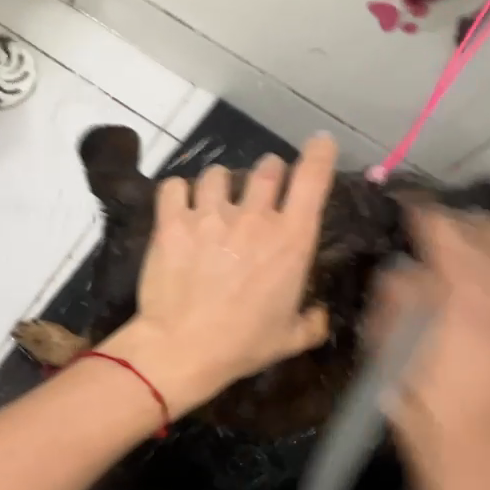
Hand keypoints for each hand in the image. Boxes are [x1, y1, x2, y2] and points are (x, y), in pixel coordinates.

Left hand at [98, 135, 336, 417]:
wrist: (182, 347)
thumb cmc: (241, 344)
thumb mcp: (291, 338)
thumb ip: (311, 320)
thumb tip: (318, 313)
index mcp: (292, 240)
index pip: (313, 178)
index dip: (318, 154)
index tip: (318, 143)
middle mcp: (254, 219)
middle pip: (265, 169)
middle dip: (266, 172)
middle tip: (258, 187)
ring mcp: (210, 218)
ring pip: (217, 174)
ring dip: (218, 183)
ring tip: (213, 199)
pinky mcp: (171, 224)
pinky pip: (174, 187)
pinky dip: (177, 192)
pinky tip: (178, 205)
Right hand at [369, 206, 489, 475]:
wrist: (470, 450)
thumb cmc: (415, 400)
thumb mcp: (387, 350)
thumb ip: (396, 300)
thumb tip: (403, 269)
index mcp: (462, 299)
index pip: (447, 239)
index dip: (427, 216)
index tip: (409, 205)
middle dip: (467, 223)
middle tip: (440, 220)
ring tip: (472, 239)